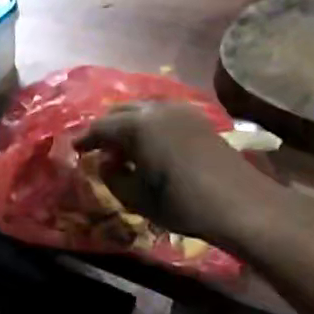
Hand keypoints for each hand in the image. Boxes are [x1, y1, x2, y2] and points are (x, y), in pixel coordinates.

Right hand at [75, 101, 275, 249]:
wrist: (239, 202)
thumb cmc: (182, 204)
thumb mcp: (137, 198)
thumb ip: (113, 177)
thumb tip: (105, 162)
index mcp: (137, 126)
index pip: (100, 127)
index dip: (85, 139)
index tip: (74, 150)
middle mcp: (156, 109)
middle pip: (121, 112)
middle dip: (106, 128)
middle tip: (97, 148)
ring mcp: (181, 110)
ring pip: (143, 110)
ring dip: (128, 124)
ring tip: (123, 147)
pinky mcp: (198, 119)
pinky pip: (163, 114)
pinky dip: (149, 125)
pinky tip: (150, 144)